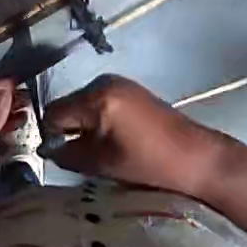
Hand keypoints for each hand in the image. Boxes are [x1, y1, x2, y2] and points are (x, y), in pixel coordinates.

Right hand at [44, 75, 242, 197]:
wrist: (199, 159)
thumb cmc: (150, 164)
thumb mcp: (103, 164)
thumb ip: (68, 155)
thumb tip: (47, 150)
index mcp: (96, 98)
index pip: (53, 112)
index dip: (51, 135)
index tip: (60, 155)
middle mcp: (104, 82)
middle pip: (68, 105)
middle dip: (69, 129)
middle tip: (81, 154)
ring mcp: (119, 83)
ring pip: (83, 104)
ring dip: (84, 125)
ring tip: (100, 149)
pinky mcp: (131, 89)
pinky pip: (100, 101)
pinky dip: (99, 119)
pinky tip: (114, 139)